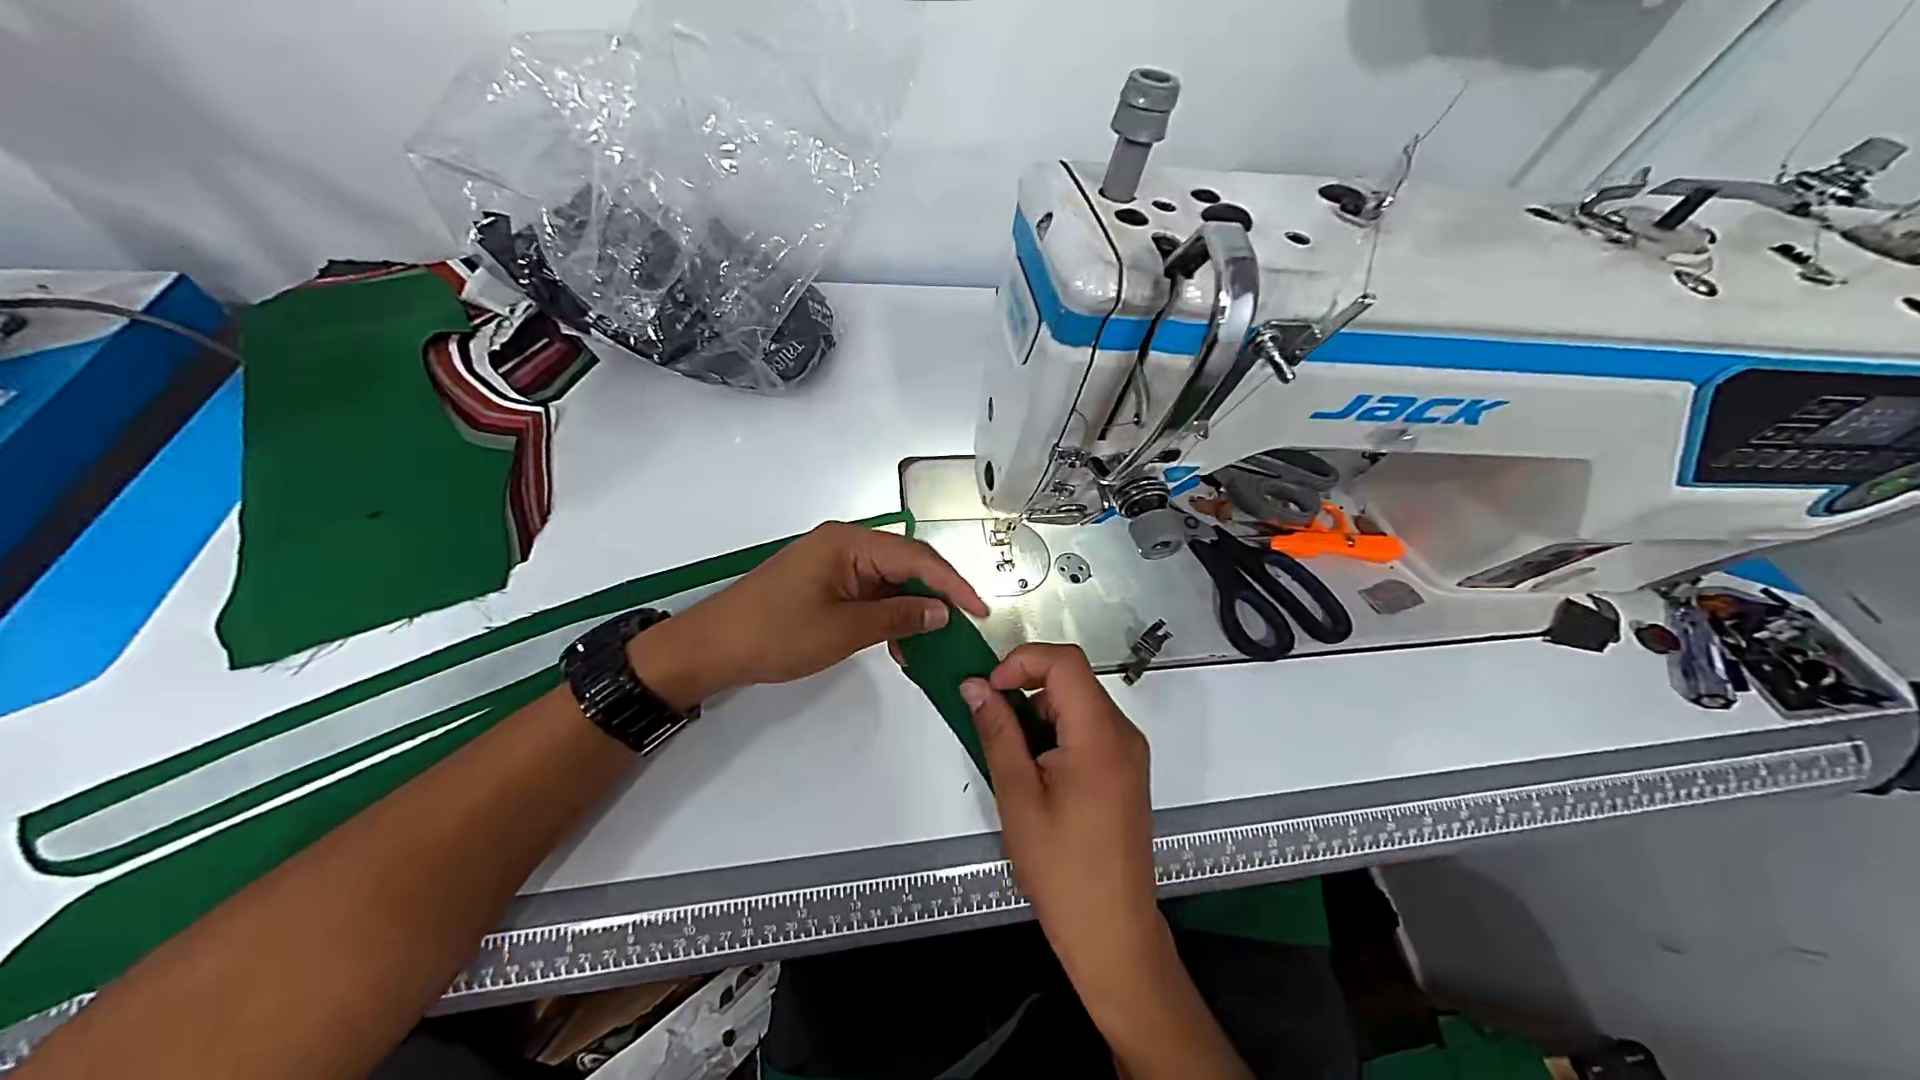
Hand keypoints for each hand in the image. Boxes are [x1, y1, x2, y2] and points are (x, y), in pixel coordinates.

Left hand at [631, 522, 987, 710]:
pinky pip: (869, 592)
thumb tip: (941, 612)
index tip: (979, 611)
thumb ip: (898, 616)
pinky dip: (887, 613)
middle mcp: (843, 543)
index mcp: (848, 542)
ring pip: (889, 580)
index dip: (952, 585)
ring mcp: (832, 562)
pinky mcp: (824, 581)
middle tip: (960, 627)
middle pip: (905, 564)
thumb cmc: (774, 634)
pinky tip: (897, 641)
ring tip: (930, 642)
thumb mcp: (844, 629)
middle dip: (934, 595)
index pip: (916, 558)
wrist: (712, 648)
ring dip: (910, 608)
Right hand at [959, 644, 1163, 986]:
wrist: (1111, 930)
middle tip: (990, 716)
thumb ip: (997, 732)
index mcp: (1100, 737)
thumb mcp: (1017, 796)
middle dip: (1026, 686)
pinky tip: (1034, 766)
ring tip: (1011, 751)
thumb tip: (976, 688)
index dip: (1021, 661)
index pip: (1065, 662)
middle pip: (1073, 679)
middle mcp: (1123, 735)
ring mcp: (1129, 752)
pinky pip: (1088, 727)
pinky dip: (1056, 730)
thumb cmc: (1065, 872)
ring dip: (1039, 710)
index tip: (990, 687)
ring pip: (1078, 701)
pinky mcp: (1126, 768)